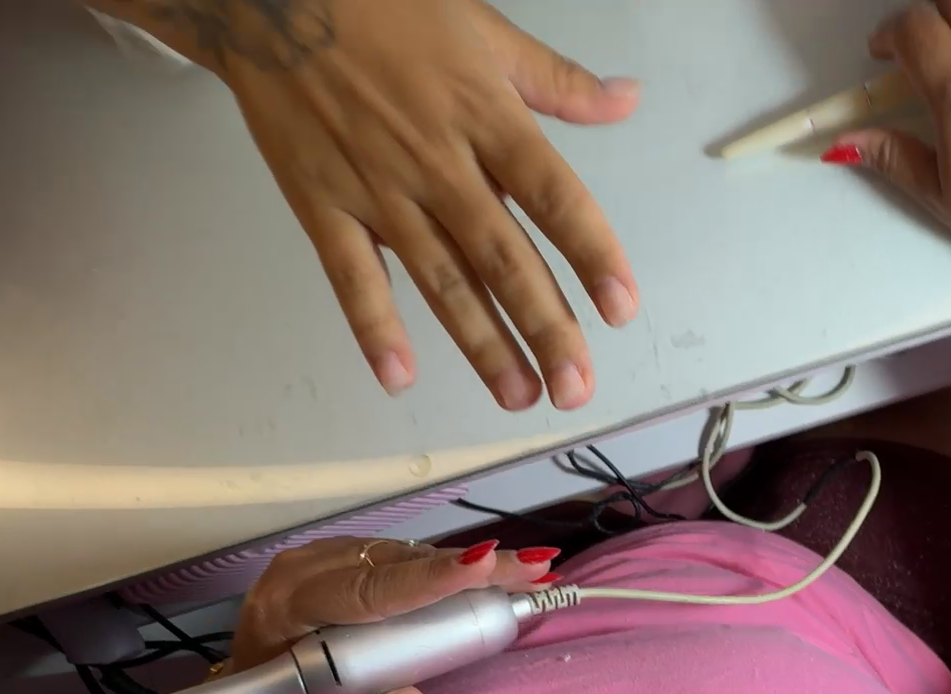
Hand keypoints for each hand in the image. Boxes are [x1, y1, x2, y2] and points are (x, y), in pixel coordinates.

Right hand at [108, 0, 640, 409]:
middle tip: (575, 389)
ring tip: (519, 397)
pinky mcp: (321, 203)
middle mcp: (439, 164)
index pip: (554, 198)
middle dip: (545, 330)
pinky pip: (349, 273)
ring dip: (483, 346)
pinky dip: (371, 325)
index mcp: (487, 119)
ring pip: (441, 280)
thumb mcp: (485, 31)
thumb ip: (560, 82)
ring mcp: (378, 189)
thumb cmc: (387, 6)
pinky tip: (397, 378)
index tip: (622, 309)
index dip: (593, 254)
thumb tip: (629, 101)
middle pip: (504, 260)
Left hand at [221, 536, 558, 693]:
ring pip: (412, 553)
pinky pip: (409, 552)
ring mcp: (330, 552)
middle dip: (474, 566)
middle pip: (404, 563)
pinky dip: (454, 561)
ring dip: (473, 562)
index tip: (484, 563)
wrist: (260, 675)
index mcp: (294, 607)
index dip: (433, 578)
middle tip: (536, 566)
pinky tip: (496, 568)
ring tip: (528, 569)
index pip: (373, 589)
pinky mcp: (351, 549)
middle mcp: (308, 568)